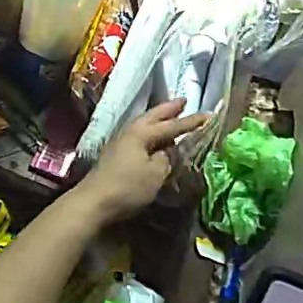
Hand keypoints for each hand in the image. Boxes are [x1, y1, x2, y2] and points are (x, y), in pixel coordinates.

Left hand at [73, 100, 211, 225]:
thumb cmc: (127, 186)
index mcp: (141, 132)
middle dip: (169, 109)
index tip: (209, 115)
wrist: (93, 201)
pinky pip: (138, 135)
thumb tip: (170, 150)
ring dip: (158, 119)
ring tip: (171, 116)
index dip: (191, 121)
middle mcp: (130, 131)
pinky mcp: (115, 153)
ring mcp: (120, 141)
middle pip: (153, 116)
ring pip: (144, 124)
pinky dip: (150, 132)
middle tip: (184, 101)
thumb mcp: (155, 174)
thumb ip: (167, 158)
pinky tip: (155, 138)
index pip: (172, 125)